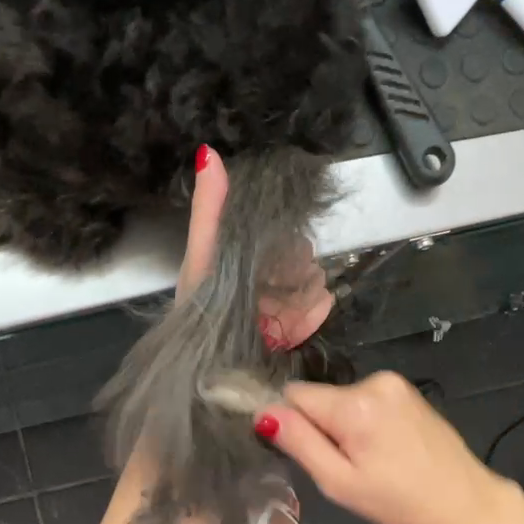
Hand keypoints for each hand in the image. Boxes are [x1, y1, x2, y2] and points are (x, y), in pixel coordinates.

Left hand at [175, 146, 331, 347]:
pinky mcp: (301, 327)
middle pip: (298, 251)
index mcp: (241, 256)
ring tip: (277, 309)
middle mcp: (265, 275)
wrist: (211, 371)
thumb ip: (208, 212)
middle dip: (291, 264)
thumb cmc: (202, 313)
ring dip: (301, 289)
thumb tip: (208, 152)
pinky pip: (322, 303)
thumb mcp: (202, 258)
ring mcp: (286, 302)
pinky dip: (311, 311)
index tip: (280, 242)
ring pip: (314, 276)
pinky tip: (290, 323)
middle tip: (276, 282)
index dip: (279, 231)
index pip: (274, 226)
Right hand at [256, 372, 523, 523]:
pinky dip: (365, 424)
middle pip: (319, 398)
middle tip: (345, 468)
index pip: (293, 395)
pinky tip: (385, 451)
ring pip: (341, 400)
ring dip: (344, 428)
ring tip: (370, 463)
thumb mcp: (339, 482)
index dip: (290, 424)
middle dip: (322, 428)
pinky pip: (365, 402)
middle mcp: (373, 381)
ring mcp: (394, 383)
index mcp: (353, 403)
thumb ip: (299, 443)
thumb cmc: (398, 503)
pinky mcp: (408, 391)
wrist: (465, 504)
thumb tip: (262, 413)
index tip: (307, 454)